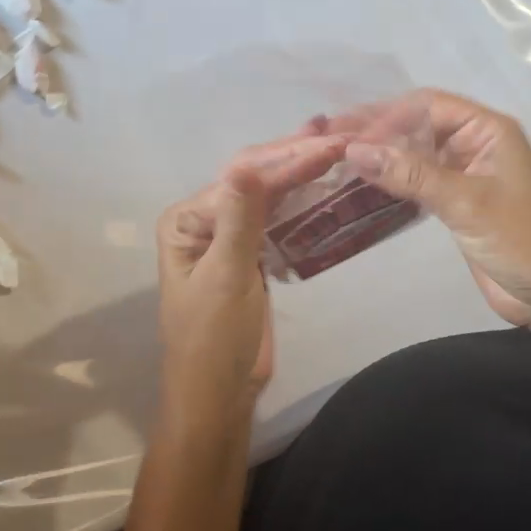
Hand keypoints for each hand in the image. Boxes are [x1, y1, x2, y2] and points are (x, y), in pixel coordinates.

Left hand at [156, 133, 346, 417]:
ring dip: (302, 175)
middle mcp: (204, 221)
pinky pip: (277, 220)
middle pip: (255, 180)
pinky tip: (324, 186)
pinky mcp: (251, 257)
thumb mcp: (227, 277)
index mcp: (187, 221)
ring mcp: (228, 238)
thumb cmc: (214, 339)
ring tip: (339, 148)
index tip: (333, 144)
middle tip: (343, 135)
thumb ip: (240, 219)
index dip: (288, 160)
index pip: (243, 179)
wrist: (219, 395)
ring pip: (269, 197)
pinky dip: (301, 203)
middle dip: (297, 157)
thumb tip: (247, 165)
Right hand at [340, 90, 530, 342]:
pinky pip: (417, 186)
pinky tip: (360, 189)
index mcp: (487, 130)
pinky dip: (390, 185)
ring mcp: (465, 177)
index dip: (384, 116)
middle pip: (416, 128)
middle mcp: (474, 146)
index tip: (343, 133)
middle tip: (325, 141)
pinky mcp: (457, 208)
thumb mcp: (466, 202)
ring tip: (333, 163)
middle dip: (375, 133)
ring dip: (379, 159)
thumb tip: (355, 150)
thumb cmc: (525, 241)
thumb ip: (411, 174)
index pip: (426, 106)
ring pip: (414, 157)